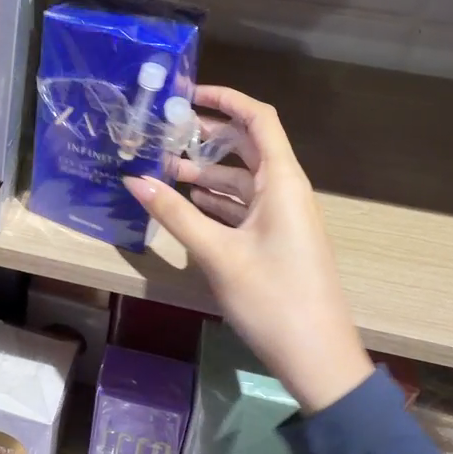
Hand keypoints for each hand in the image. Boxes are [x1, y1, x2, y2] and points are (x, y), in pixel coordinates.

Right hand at [125, 85, 372, 413]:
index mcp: (283, 182)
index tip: (188, 93)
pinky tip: (184, 205)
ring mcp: (283, 218)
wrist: (319, 359)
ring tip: (162, 170)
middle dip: (208, 135)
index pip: (259, 119)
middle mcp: (286, 191)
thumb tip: (134, 180)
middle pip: (248, 147)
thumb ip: (174, 214)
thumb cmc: (273, 299)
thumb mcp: (218, 254)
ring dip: (207, 173)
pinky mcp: (277, 241)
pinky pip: (244, 206)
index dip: (227, 99)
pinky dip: (216, 200)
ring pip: (243, 180)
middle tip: (165, 133)